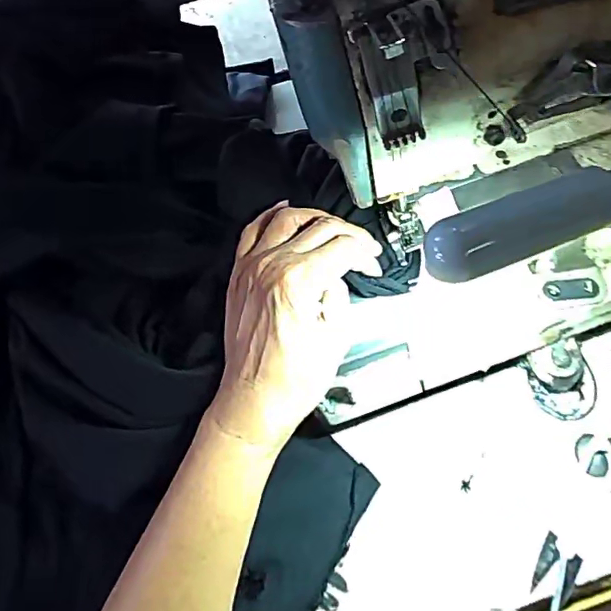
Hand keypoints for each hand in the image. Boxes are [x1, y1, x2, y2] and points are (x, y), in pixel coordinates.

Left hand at [204, 203, 381, 452]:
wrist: (254, 401)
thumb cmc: (290, 380)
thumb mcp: (335, 337)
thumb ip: (339, 295)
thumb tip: (336, 276)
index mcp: (298, 281)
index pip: (343, 247)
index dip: (365, 253)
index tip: (371, 264)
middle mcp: (272, 266)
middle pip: (321, 227)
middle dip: (350, 235)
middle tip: (362, 249)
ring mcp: (252, 267)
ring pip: (287, 218)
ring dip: (315, 216)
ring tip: (332, 225)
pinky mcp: (239, 274)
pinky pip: (252, 231)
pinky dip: (270, 215)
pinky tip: (284, 210)